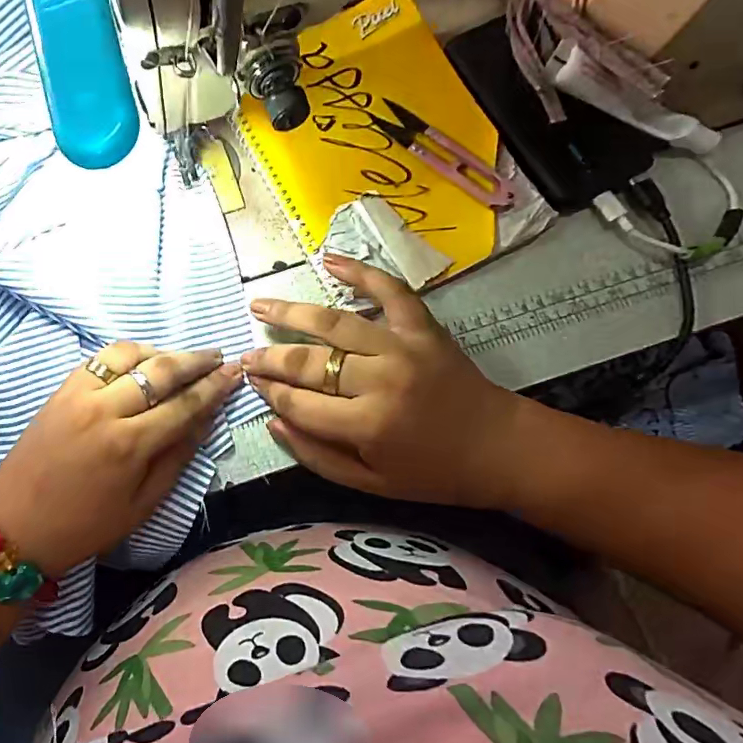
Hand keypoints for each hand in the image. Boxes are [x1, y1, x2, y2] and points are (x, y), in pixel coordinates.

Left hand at [0, 343, 242, 573]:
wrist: (14, 526)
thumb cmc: (85, 526)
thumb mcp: (143, 504)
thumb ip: (177, 457)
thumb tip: (206, 420)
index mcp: (130, 445)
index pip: (185, 404)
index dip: (215, 386)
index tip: (236, 371)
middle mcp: (106, 410)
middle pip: (162, 370)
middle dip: (196, 360)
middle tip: (218, 356)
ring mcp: (79, 394)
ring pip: (130, 354)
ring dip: (161, 351)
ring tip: (181, 360)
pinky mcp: (60, 390)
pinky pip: (100, 358)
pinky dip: (127, 354)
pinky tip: (142, 362)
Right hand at [242, 255, 528, 507]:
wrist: (497, 446)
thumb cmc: (432, 473)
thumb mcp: (371, 483)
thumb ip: (317, 455)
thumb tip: (273, 420)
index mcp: (368, 425)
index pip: (299, 402)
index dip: (269, 392)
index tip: (249, 382)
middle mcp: (381, 380)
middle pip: (310, 362)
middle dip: (270, 358)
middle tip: (245, 354)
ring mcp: (403, 347)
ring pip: (335, 323)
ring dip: (292, 311)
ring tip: (260, 305)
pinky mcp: (423, 327)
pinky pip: (389, 291)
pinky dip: (360, 272)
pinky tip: (328, 259)